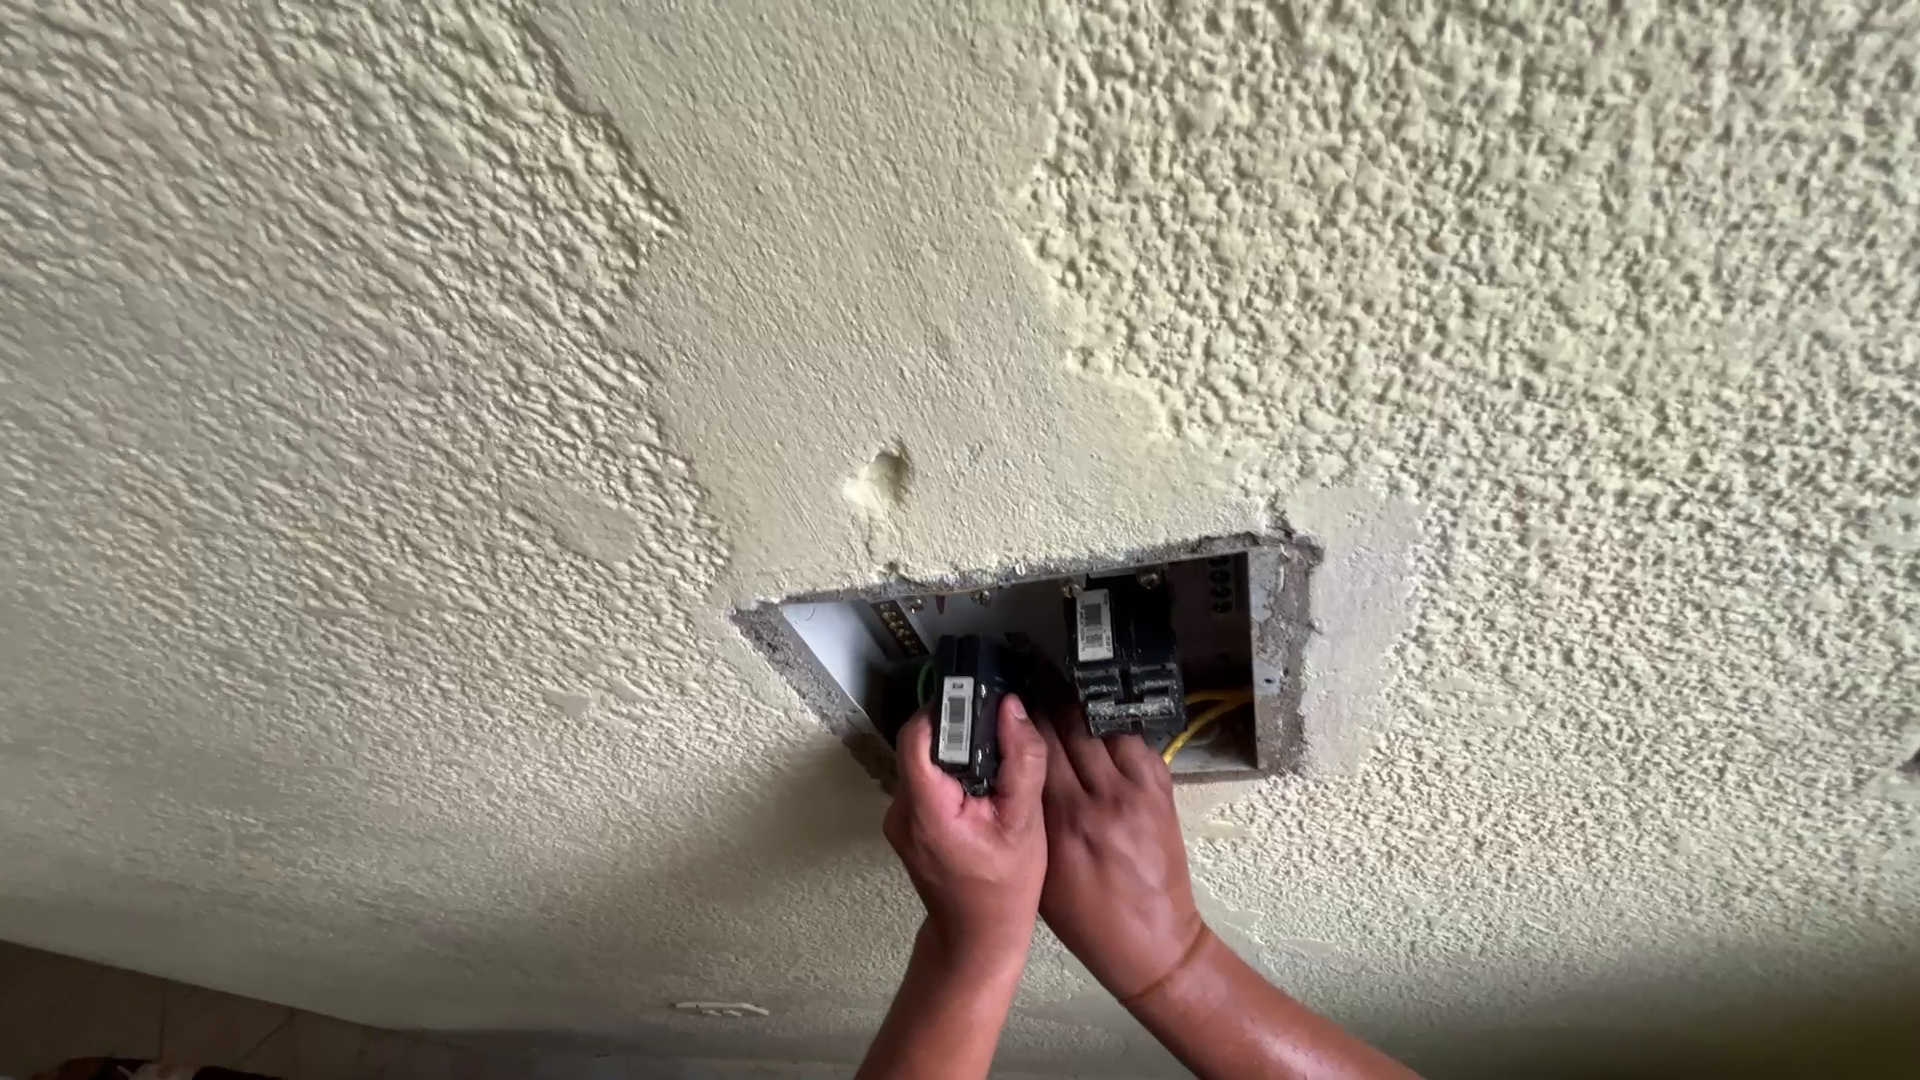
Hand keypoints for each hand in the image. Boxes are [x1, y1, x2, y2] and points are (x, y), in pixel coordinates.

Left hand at [884, 694, 1047, 964]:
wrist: (977, 936)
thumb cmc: (1004, 888)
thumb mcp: (1025, 823)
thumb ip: (1020, 760)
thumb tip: (1012, 708)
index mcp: (927, 810)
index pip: (916, 737)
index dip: (942, 709)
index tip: (973, 697)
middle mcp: (902, 810)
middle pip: (920, 744)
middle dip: (956, 729)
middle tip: (993, 724)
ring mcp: (899, 817)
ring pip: (922, 759)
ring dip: (954, 751)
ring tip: (991, 758)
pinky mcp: (906, 821)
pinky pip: (924, 778)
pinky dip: (949, 772)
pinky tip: (979, 785)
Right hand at [1035, 707, 1207, 999]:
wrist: (1153, 943)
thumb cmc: (1085, 916)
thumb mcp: (1041, 867)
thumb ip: (1028, 814)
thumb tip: (1015, 764)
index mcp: (1064, 819)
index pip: (1038, 746)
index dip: (1023, 720)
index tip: (1011, 705)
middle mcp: (1102, 798)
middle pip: (1070, 726)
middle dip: (1050, 704)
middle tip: (1036, 691)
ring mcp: (1137, 791)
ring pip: (1103, 726)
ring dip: (1082, 711)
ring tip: (1066, 701)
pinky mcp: (1162, 790)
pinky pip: (1134, 741)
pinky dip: (1114, 731)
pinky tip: (1101, 729)